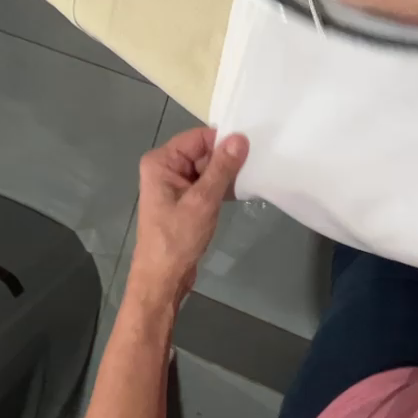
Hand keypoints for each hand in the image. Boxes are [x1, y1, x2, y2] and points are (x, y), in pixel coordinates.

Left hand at [127, 127, 248, 309]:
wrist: (163, 279)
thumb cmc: (177, 239)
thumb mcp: (203, 201)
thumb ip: (222, 168)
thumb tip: (240, 138)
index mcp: (161, 161)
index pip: (197, 138)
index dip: (222, 141)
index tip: (251, 146)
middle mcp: (165, 168)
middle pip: (202, 152)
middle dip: (226, 158)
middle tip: (257, 162)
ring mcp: (174, 185)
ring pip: (206, 169)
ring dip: (226, 174)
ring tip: (253, 176)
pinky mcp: (184, 201)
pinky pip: (206, 184)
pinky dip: (221, 187)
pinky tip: (242, 191)